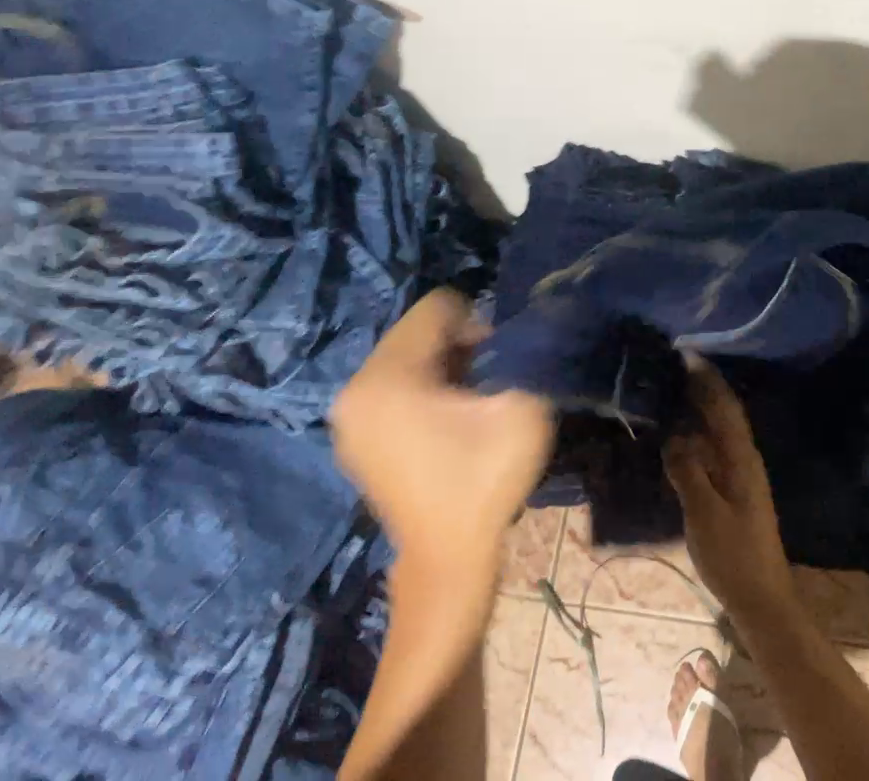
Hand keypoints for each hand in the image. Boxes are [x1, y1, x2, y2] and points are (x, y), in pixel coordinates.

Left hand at [330, 289, 553, 565]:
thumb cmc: (483, 481)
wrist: (449, 559)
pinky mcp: (355, 438)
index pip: (435, 309)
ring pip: (405, 361)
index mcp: (385, 377)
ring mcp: (348, 417)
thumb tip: (510, 338)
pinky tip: (448, 429)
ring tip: (470, 410)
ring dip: (443, 372)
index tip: (498, 366)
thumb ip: (520, 355)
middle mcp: (354, 389)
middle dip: (459, 348)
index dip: (477, 325)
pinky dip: (423, 395)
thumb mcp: (520, 408)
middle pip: (416, 333)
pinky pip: (393, 390)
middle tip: (488, 388)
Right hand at [663, 354, 799, 620]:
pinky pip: (712, 453)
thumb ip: (688, 472)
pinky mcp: (732, 493)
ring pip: (717, 434)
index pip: (725, 409)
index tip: (686, 355)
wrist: (760, 597)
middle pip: (722, 416)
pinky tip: (676, 440)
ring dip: (697, 412)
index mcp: (742, 460)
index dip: (707, 381)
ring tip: (668, 394)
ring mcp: (740, 478)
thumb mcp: (704, 514)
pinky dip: (695, 439)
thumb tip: (673, 436)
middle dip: (701, 390)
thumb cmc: (733, 555)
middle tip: (670, 367)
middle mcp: (744, 461)